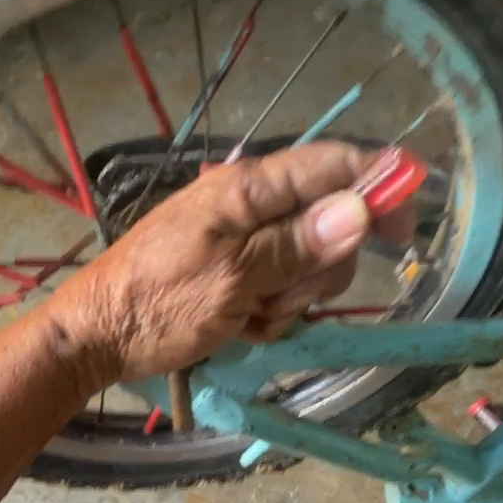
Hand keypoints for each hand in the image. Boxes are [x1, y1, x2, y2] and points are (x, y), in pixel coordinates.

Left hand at [42, 141, 372, 384]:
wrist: (97, 338)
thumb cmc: (156, 306)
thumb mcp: (231, 280)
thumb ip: (295, 246)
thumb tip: (361, 210)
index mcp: (248, 189)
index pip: (333, 164)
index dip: (380, 185)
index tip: (405, 228)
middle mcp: (249, 206)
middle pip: (329, 221)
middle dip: (321, 268)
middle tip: (281, 299)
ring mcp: (241, 241)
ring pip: (307, 262)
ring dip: (292, 297)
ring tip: (250, 317)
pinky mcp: (233, 272)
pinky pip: (278, 288)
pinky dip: (269, 311)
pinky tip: (239, 326)